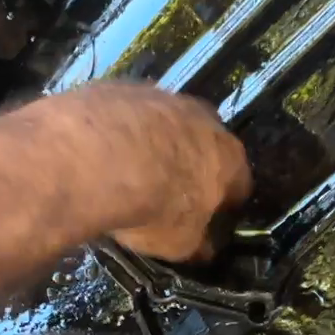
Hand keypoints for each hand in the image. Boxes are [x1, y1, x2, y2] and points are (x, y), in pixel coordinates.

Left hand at [27, 83, 251, 261]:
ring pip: (164, 124)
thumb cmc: (153, 207)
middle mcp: (203, 119)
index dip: (224, 206)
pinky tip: (99, 152)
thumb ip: (196, 243)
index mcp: (230, 158)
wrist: (95, 158)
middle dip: (189, 168)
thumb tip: (203, 248)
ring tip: (127, 172)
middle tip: (166, 193)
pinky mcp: (121, 86)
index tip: (208, 221)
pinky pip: (126, 114)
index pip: (239, 185)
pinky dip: (118, 132)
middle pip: (203, 146)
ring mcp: (162, 96)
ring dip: (152, 145)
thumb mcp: (180, 243)